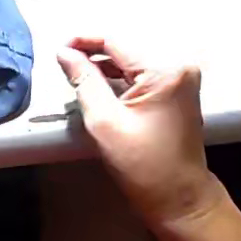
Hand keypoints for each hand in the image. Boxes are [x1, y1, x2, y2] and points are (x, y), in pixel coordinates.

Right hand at [55, 36, 228, 240]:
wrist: (180, 198)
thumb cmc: (143, 164)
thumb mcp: (104, 122)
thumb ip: (83, 81)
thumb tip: (64, 53)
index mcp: (164, 71)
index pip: (116, 41)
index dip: (84, 42)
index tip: (59, 49)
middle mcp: (178, 67)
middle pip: (126, 48)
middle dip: (94, 53)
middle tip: (65, 64)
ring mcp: (181, 78)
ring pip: (133, 60)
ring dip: (105, 65)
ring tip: (77, 74)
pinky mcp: (178, 91)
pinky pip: (143, 73)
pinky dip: (120, 76)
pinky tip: (99, 84)